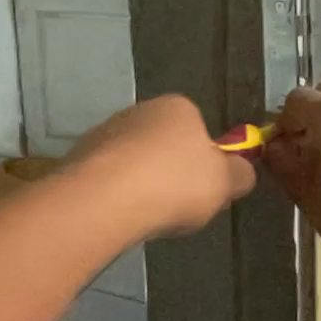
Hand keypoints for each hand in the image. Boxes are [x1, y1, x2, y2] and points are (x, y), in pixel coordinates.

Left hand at [66, 95, 256, 237]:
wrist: (104, 198)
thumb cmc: (174, 183)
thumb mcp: (224, 183)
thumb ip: (239, 174)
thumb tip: (242, 170)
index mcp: (177, 107)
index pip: (197, 128)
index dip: (204, 159)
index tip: (204, 189)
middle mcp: (139, 110)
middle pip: (163, 143)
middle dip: (170, 171)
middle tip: (177, 205)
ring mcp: (105, 131)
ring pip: (132, 160)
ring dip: (140, 183)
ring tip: (146, 214)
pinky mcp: (79, 156)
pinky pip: (107, 176)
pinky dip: (115, 193)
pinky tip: (119, 214)